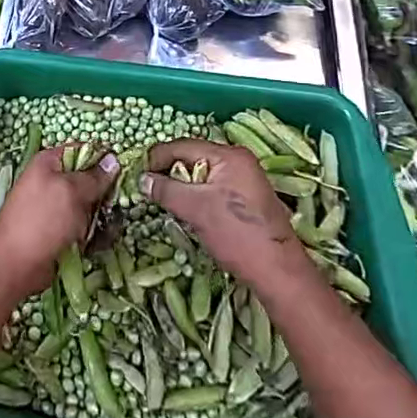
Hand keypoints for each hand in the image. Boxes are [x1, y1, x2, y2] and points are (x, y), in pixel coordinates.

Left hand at [0, 144, 118, 295]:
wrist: (16, 264)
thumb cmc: (42, 220)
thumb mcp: (71, 192)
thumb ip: (94, 177)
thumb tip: (112, 159)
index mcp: (48, 163)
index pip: (82, 150)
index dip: (103, 158)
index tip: (123, 170)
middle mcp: (51, 181)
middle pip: (88, 179)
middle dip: (104, 193)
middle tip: (116, 204)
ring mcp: (55, 206)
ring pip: (89, 204)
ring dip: (100, 216)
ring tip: (108, 228)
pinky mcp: (59, 229)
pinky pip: (82, 224)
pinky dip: (91, 232)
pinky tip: (96, 243)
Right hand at [145, 139, 313, 296]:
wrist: (278, 272)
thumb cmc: (237, 235)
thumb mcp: (195, 208)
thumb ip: (165, 189)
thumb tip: (142, 179)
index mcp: (229, 155)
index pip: (183, 146)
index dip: (157, 158)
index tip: (138, 174)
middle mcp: (239, 161)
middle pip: (192, 158)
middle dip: (169, 172)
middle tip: (148, 189)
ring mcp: (245, 179)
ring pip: (202, 175)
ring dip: (182, 186)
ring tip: (164, 201)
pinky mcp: (246, 198)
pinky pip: (213, 187)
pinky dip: (197, 195)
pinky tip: (187, 211)